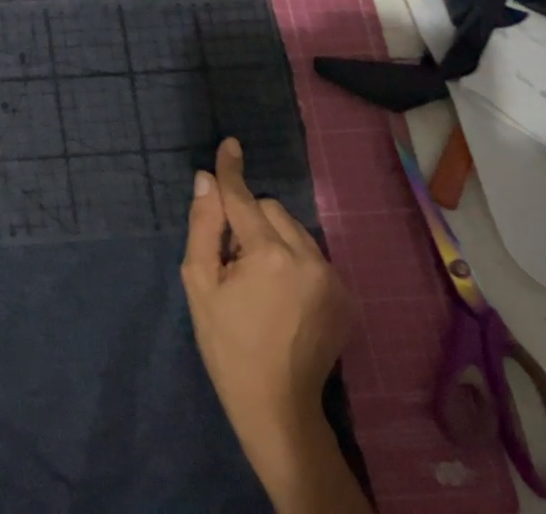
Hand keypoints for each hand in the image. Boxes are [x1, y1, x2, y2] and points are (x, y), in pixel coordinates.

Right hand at [182, 138, 367, 513]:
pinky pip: (313, 257)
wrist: (274, 401)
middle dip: (249, 221)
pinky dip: (293, 262)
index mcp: (268, 254)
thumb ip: (204, 227)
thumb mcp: (199, 282)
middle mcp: (309, 257)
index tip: (230, 144)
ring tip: (256, 282)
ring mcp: (333, 277)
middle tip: (230, 260)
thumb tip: (207, 181)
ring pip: (295, 232)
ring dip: (272, 240)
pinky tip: (280, 296)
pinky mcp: (346, 296)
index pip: (244, 200)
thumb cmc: (225, 341)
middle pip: (272, 211)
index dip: (231, 172)